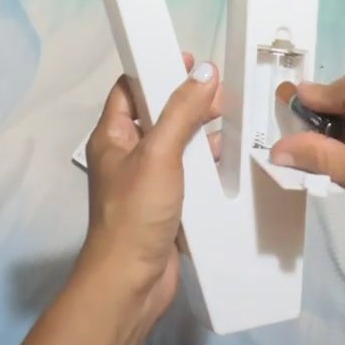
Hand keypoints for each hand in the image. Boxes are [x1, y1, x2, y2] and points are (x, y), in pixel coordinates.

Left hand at [79, 54, 221, 322]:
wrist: (130, 283)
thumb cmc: (136, 211)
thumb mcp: (160, 153)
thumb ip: (182, 111)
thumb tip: (205, 71)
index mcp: (113, 135)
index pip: (130, 87)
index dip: (157, 69)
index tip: (190, 61)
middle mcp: (127, 153)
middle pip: (158, 112)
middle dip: (187, 99)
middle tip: (221, 92)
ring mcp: (146, 179)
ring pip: (176, 142)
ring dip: (200, 130)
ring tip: (231, 120)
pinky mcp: (165, 202)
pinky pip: (187, 171)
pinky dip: (206, 162)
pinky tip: (230, 157)